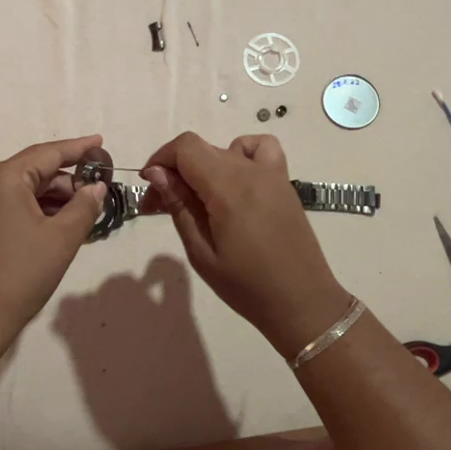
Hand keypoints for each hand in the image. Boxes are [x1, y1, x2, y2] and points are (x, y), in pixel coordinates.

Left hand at [0, 135, 107, 343]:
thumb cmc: (22, 274)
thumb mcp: (62, 238)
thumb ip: (84, 205)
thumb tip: (96, 186)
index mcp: (2, 176)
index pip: (48, 153)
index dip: (78, 148)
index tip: (100, 142)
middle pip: (32, 171)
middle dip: (65, 182)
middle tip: (96, 195)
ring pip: (18, 189)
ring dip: (48, 199)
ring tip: (79, 214)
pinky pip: (4, 204)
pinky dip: (29, 210)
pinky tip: (52, 224)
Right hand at [141, 133, 349, 357]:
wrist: (301, 302)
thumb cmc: (246, 286)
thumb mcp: (201, 252)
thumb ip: (179, 207)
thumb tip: (157, 174)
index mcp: (228, 189)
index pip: (185, 148)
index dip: (160, 160)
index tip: (149, 189)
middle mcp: (251, 171)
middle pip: (202, 149)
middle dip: (175, 171)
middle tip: (161, 207)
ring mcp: (272, 174)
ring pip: (226, 149)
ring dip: (204, 165)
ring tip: (200, 198)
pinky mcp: (284, 183)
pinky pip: (261, 149)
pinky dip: (241, 153)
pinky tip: (234, 181)